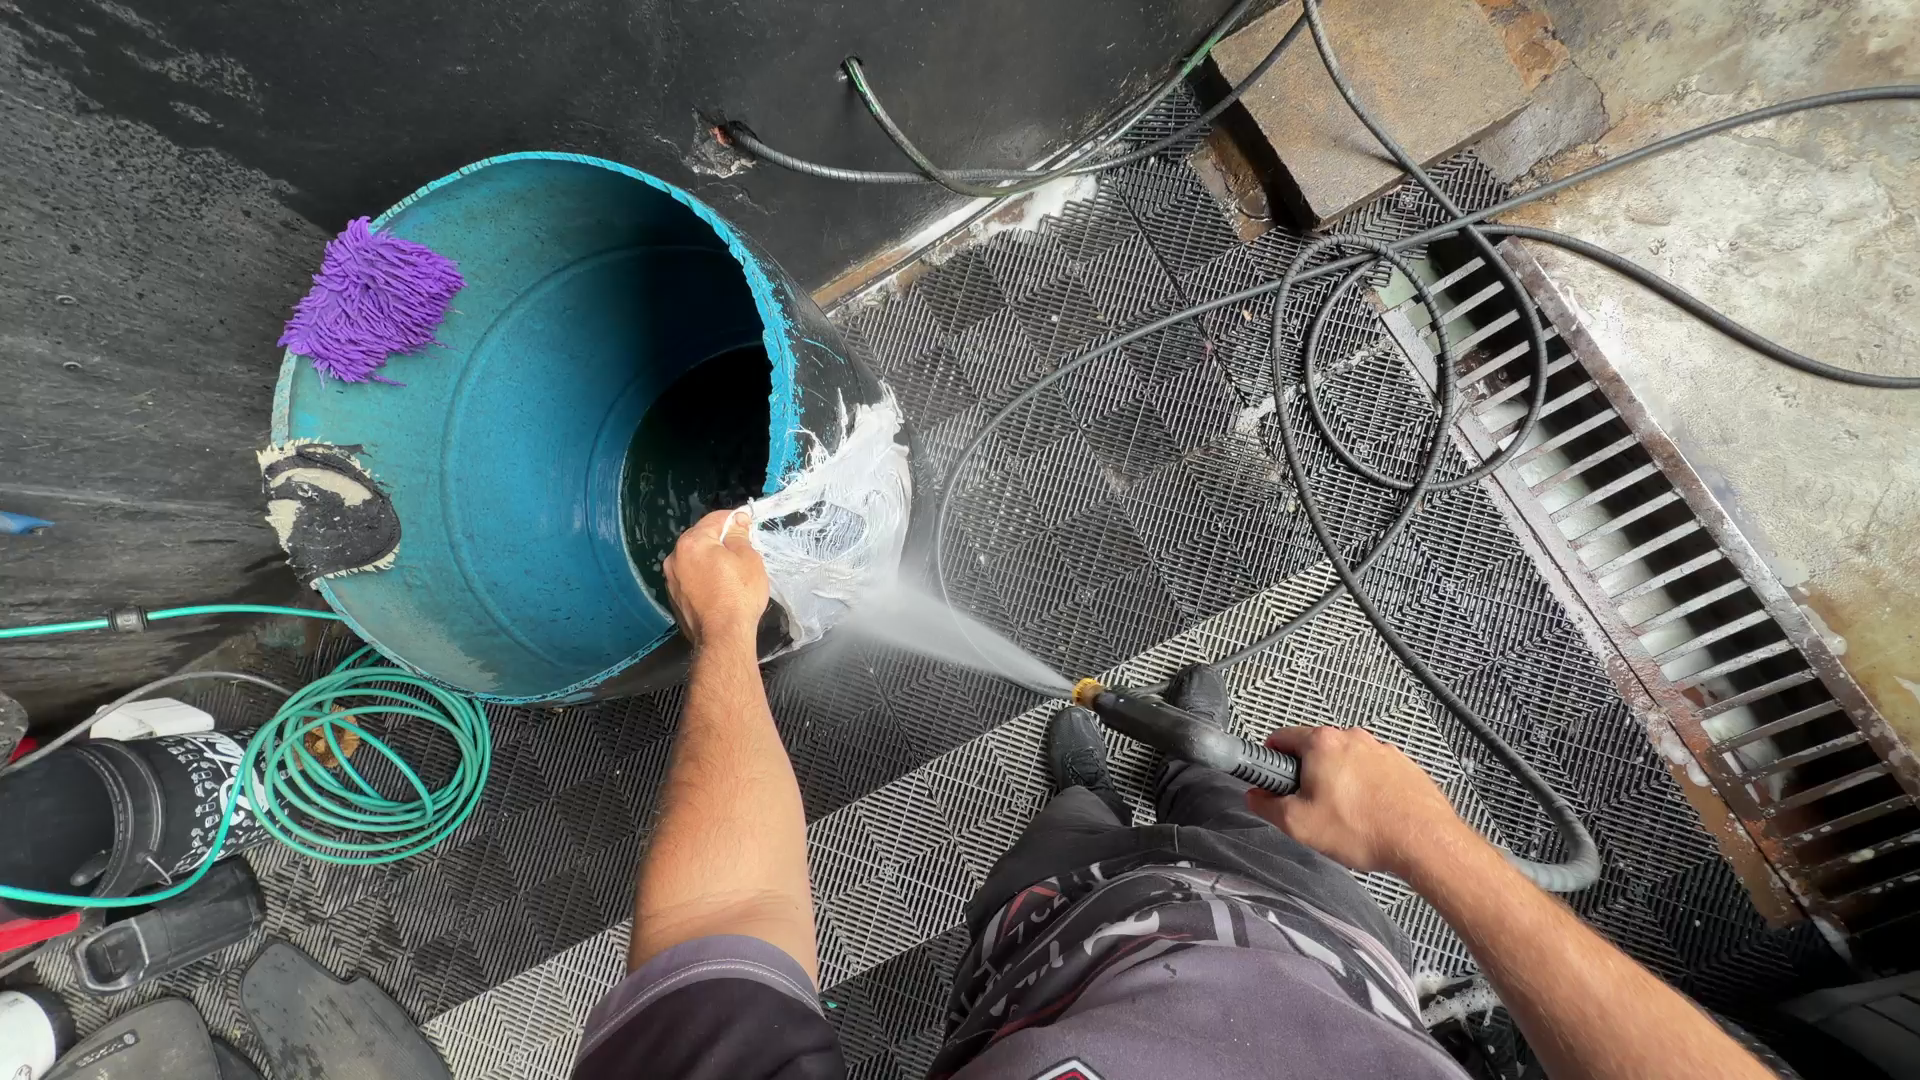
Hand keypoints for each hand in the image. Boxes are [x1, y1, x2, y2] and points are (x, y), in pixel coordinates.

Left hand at [663, 507, 769, 651]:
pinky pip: (690, 577)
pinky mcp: (674, 597)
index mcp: (692, 542)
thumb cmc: (739, 594)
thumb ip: (739, 535)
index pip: (714, 519)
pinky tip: (719, 588)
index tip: (748, 526)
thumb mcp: (748, 559)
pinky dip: (703, 576)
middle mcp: (675, 557)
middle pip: (701, 538)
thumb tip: (736, 521)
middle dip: (720, 540)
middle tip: (742, 550)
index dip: (734, 519)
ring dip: (710, 559)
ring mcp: (671, 579)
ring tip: (731, 572)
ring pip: (694, 559)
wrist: (723, 636)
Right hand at [1246, 725, 1471, 876]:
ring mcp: (1381, 751)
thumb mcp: (1298, 824)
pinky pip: (1372, 773)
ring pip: (1345, 762)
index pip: (1280, 737)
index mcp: (1322, 743)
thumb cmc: (1369, 830)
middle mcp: (1352, 739)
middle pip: (1314, 750)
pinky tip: (1370, 815)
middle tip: (1311, 806)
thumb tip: (1256, 797)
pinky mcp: (1403, 766)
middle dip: (1307, 775)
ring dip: (1339, 782)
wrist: (1427, 844)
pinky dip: (1367, 790)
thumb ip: (1266, 806)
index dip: (1270, 761)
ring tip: (1346, 816)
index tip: (1273, 780)